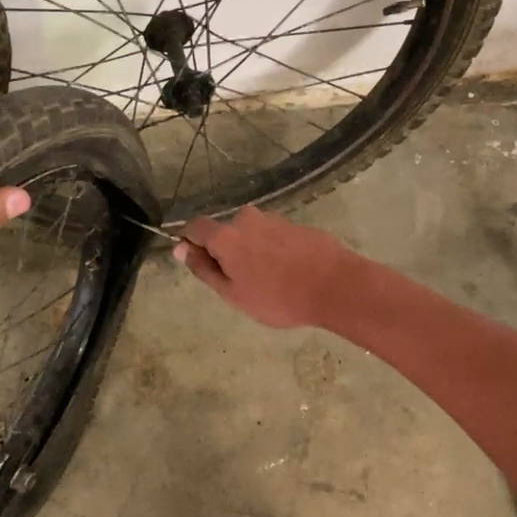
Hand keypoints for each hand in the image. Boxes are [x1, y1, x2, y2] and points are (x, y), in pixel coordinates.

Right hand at [176, 206, 354, 329]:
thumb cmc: (277, 297)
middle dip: (226, 252)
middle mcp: (246, 219)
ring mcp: (274, 219)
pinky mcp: (297, 225)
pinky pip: (274, 236)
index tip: (200, 265)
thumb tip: (180, 249)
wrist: (336, 286)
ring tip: (268, 281)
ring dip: (252, 252)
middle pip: (225, 232)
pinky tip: (289, 274)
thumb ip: (203, 269)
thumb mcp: (232, 293)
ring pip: (250, 234)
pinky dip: (273, 251)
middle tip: (240, 282)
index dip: (190, 243)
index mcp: (225, 235)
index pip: (194, 227)